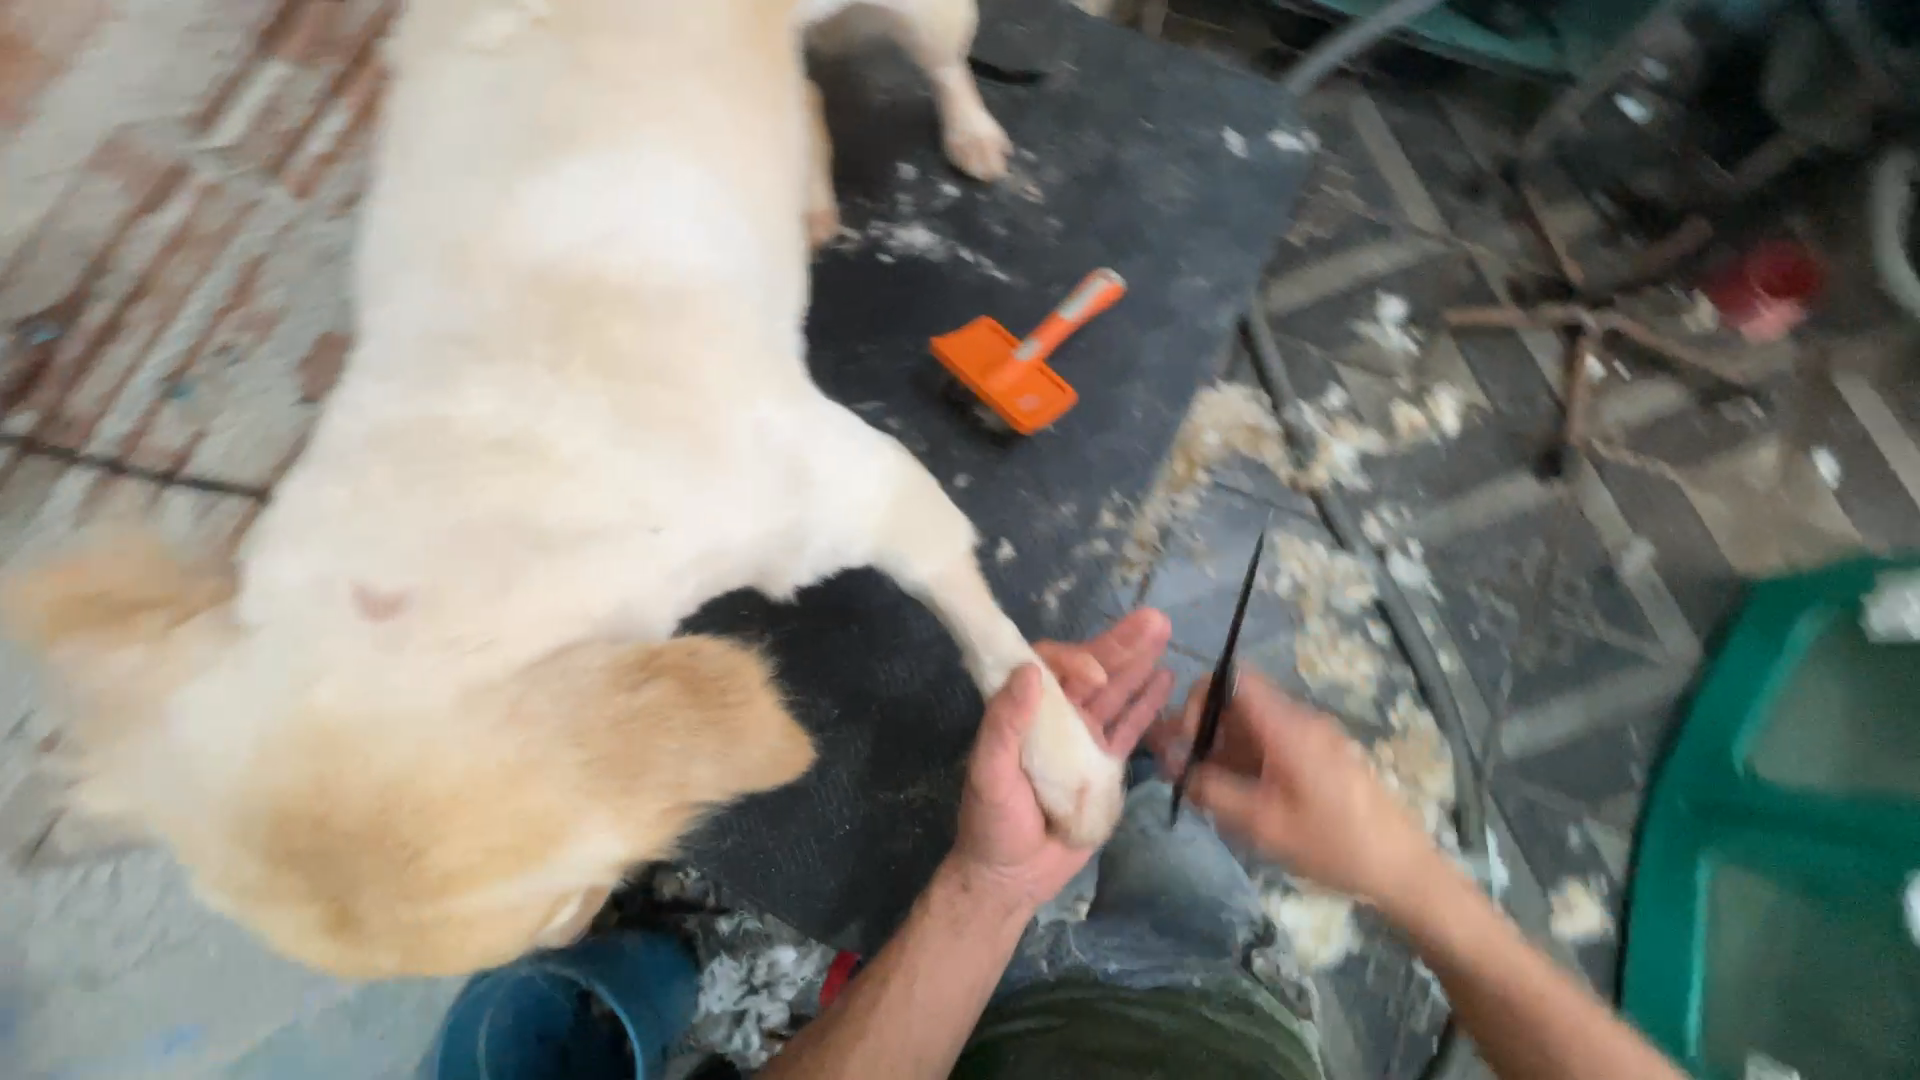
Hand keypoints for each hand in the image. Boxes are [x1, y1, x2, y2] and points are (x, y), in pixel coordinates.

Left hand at [946, 610, 1174, 915]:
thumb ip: (1005, 722)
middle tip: (1155, 620)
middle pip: (1091, 671)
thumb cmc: (992, 822)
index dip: (1074, 660)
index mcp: (1023, 709)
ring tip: (1165, 635)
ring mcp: (1082, 739)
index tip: (1093, 672)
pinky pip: (1127, 728)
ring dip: (1138, 666)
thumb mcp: (989, 771)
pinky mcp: (1104, 765)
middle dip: (1120, 645)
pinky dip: (1146, 705)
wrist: (1013, 875)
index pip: (1050, 666)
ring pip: (1114, 694)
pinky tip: (1166, 680)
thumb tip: (1030, 672)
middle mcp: (1055, 716)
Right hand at [1149, 672, 1439, 909]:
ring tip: (1207, 790)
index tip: (1188, 741)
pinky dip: (1244, 760)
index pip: (1230, 677)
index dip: (1199, 700)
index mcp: (1286, 725)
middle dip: (1203, 730)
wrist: (1405, 872)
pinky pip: (1269, 742)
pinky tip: (1240, 797)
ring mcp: (1312, 737)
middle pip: (1237, 701)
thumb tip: (1173, 765)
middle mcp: (1299, 719)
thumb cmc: (1334, 845)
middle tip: (1186, 771)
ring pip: (1250, 724)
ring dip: (1222, 748)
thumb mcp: (1263, 824)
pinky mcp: (1320, 756)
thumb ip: (1212, 790)